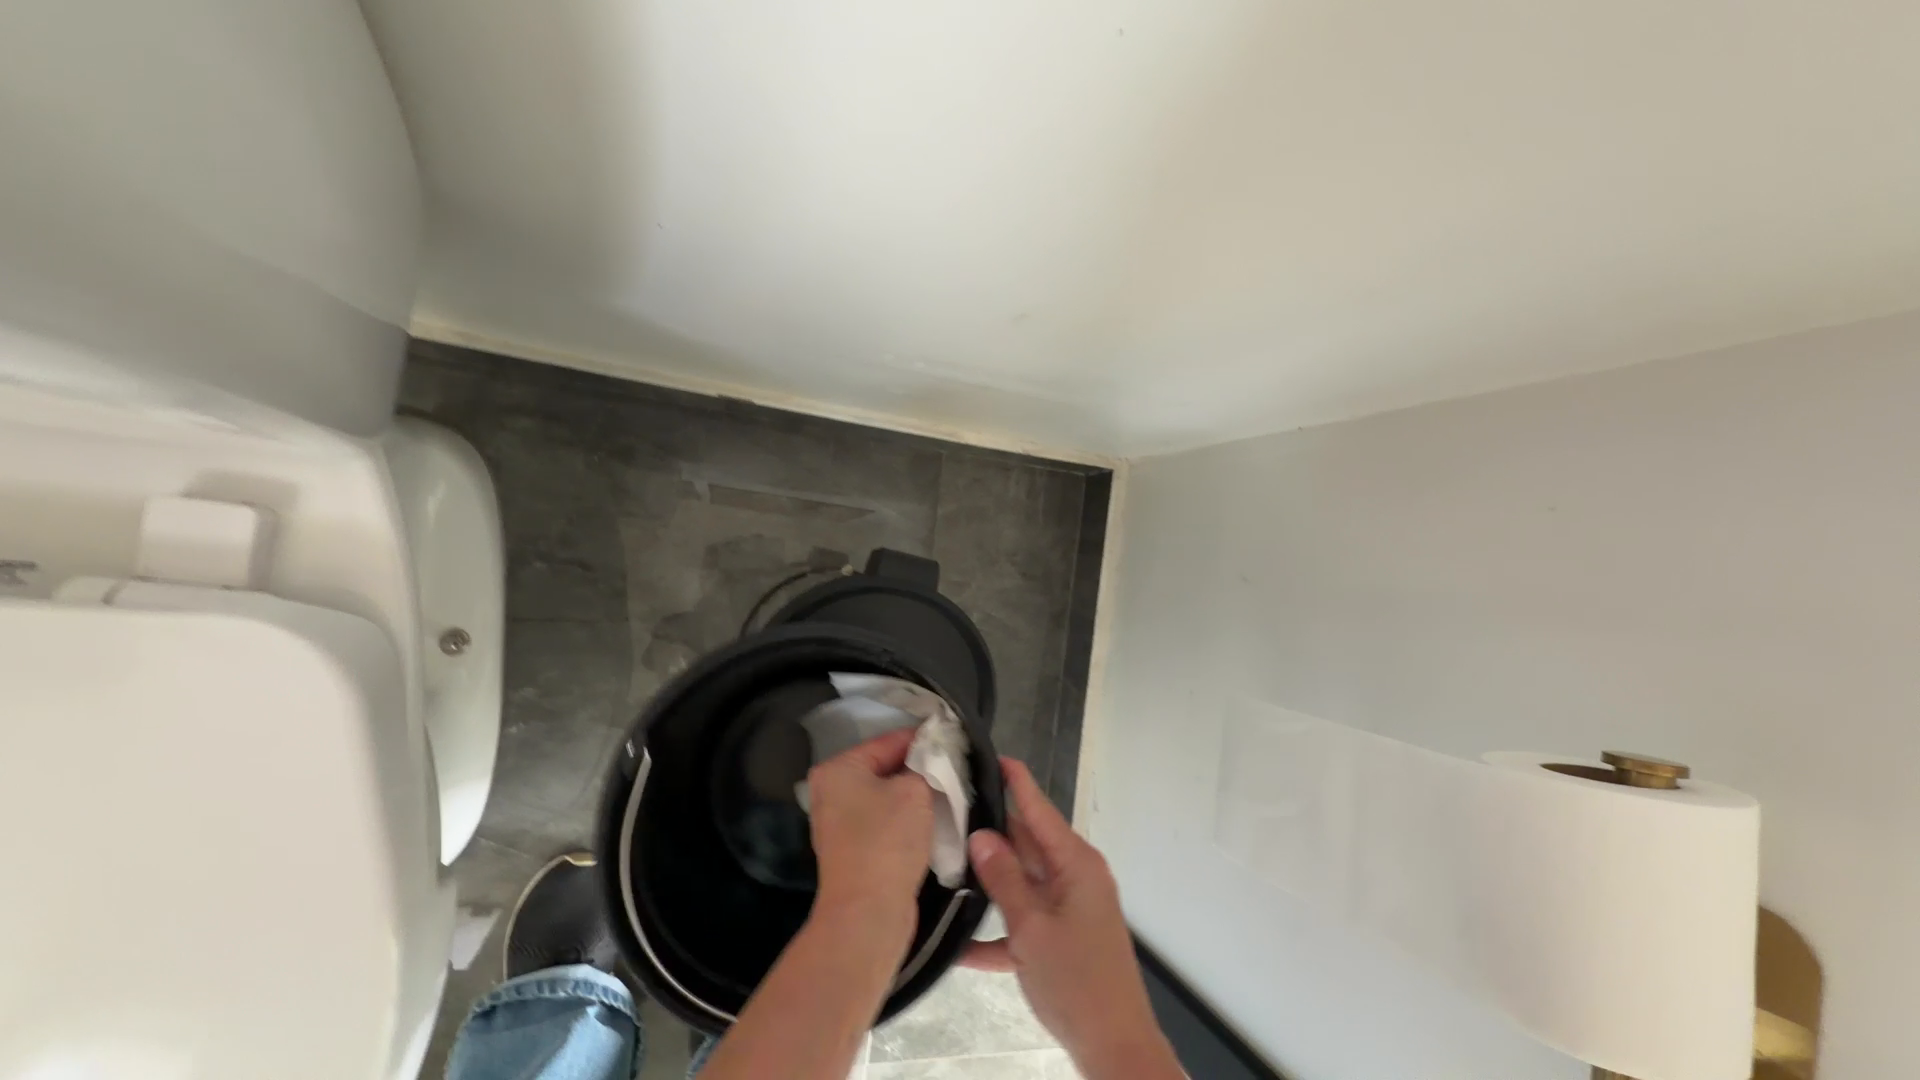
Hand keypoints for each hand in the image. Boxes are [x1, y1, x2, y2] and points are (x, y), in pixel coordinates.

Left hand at [807, 728, 934, 933]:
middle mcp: (830, 791)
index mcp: (838, 768)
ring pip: (886, 797)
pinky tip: (932, 822)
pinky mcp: (851, 850)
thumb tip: (930, 760)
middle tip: (955, 769)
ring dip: (914, 797)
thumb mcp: (915, 790)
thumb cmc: (888, 840)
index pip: (889, 740)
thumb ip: (925, 767)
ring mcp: (838, 823)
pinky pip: (884, 822)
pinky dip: (905, 820)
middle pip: (885, 769)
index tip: (954, 740)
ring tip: (948, 794)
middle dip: (919, 770)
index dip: (924, 739)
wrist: (867, 911)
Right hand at [962, 759, 1180, 1079]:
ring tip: (945, 860)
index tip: (993, 754)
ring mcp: (1069, 907)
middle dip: (992, 829)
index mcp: (1075, 863)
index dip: (1016, 781)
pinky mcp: (1062, 937)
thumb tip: (981, 835)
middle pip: (1028, 843)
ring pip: (1023, 880)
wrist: (1114, 1045)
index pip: (1039, 809)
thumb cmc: (1075, 979)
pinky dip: (999, 930)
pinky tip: (959, 945)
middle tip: (949, 810)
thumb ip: (1005, 879)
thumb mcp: (1032, 927)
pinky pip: (1025, 921)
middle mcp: (1074, 876)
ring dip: (990, 880)